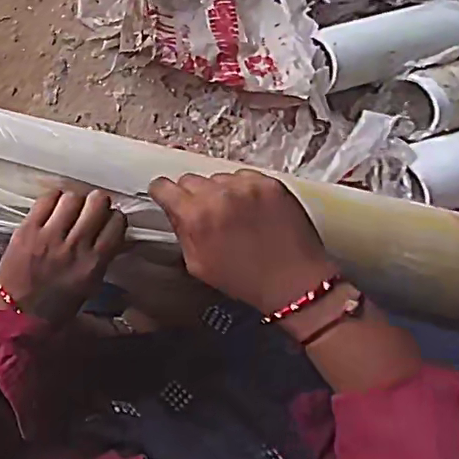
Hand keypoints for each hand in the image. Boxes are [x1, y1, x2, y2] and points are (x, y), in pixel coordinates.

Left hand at [0, 189, 127, 324]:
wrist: (14, 318)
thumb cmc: (53, 312)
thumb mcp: (89, 290)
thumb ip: (105, 265)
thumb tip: (121, 244)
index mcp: (94, 265)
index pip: (117, 224)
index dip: (114, 218)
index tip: (108, 221)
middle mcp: (75, 247)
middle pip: (97, 203)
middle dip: (97, 203)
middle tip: (90, 209)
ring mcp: (49, 236)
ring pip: (72, 197)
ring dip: (74, 200)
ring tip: (70, 209)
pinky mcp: (27, 230)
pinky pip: (46, 200)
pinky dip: (53, 199)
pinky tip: (52, 208)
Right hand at [147, 171, 336, 311]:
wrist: (294, 282)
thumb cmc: (245, 279)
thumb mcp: (197, 264)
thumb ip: (180, 231)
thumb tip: (174, 211)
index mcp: (195, 216)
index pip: (163, 186)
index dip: (163, 194)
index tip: (168, 197)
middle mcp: (218, 195)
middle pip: (189, 179)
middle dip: (192, 195)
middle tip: (206, 214)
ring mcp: (246, 186)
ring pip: (217, 177)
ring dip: (219, 191)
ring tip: (233, 214)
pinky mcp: (269, 184)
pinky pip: (243, 176)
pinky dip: (242, 189)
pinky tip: (250, 209)